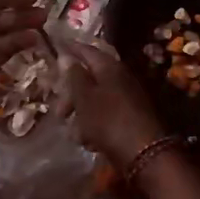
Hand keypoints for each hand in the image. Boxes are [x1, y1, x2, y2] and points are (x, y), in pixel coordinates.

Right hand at [60, 41, 167, 166]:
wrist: (143, 153)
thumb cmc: (108, 120)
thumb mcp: (85, 97)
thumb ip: (74, 76)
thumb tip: (67, 56)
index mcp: (110, 68)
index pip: (87, 51)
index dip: (71, 48)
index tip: (56, 45)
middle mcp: (119, 79)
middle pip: (89, 78)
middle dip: (71, 94)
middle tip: (59, 111)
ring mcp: (125, 99)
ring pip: (94, 100)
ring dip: (80, 114)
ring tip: (73, 133)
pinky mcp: (128, 118)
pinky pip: (104, 117)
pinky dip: (93, 126)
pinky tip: (88, 141)